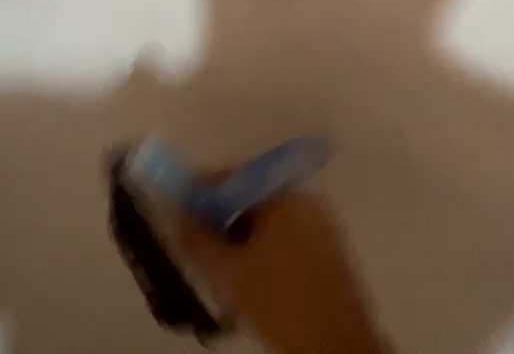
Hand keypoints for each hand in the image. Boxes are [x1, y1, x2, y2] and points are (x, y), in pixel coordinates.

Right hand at [173, 185, 393, 353]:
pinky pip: (285, 238)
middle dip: (220, 219)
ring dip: (240, 238)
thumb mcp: (227, 273)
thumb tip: (174, 212)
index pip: (232, 177)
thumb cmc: (281, 303)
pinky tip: (248, 277)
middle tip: (198, 243)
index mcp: (285, 196)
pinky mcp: (330, 254)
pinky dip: (262, 250)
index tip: (179, 211)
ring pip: (267, 222)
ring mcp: (322, 228)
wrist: (339, 351)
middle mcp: (306, 202)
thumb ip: (195, 237)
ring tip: (221, 266)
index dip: (200, 191)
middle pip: (249, 199)